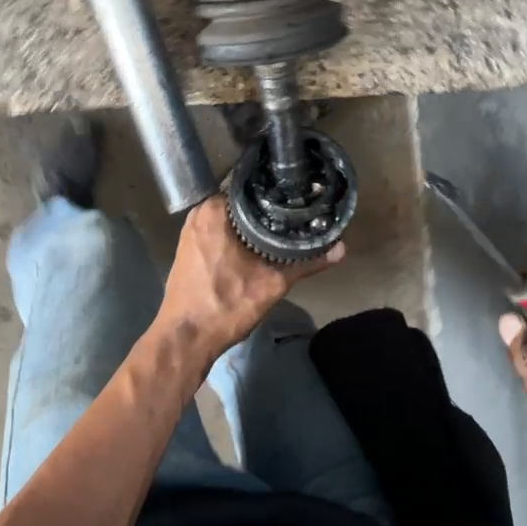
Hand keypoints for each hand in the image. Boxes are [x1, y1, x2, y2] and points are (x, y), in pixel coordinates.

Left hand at [156, 196, 343, 366]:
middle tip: (296, 213)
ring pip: (230, 218)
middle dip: (266, 209)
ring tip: (281, 227)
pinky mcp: (189, 247)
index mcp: (215, 209)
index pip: (252, 186)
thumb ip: (306, 262)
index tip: (298, 195)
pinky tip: (256, 246)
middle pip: (242, 202)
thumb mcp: (272, 284)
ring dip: (251, 224)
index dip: (276, 191)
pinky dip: (236, 236)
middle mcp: (200, 212)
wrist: (185, 339)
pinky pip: (218, 231)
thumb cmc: (225, 305)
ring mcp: (191, 230)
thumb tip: (342, 248)